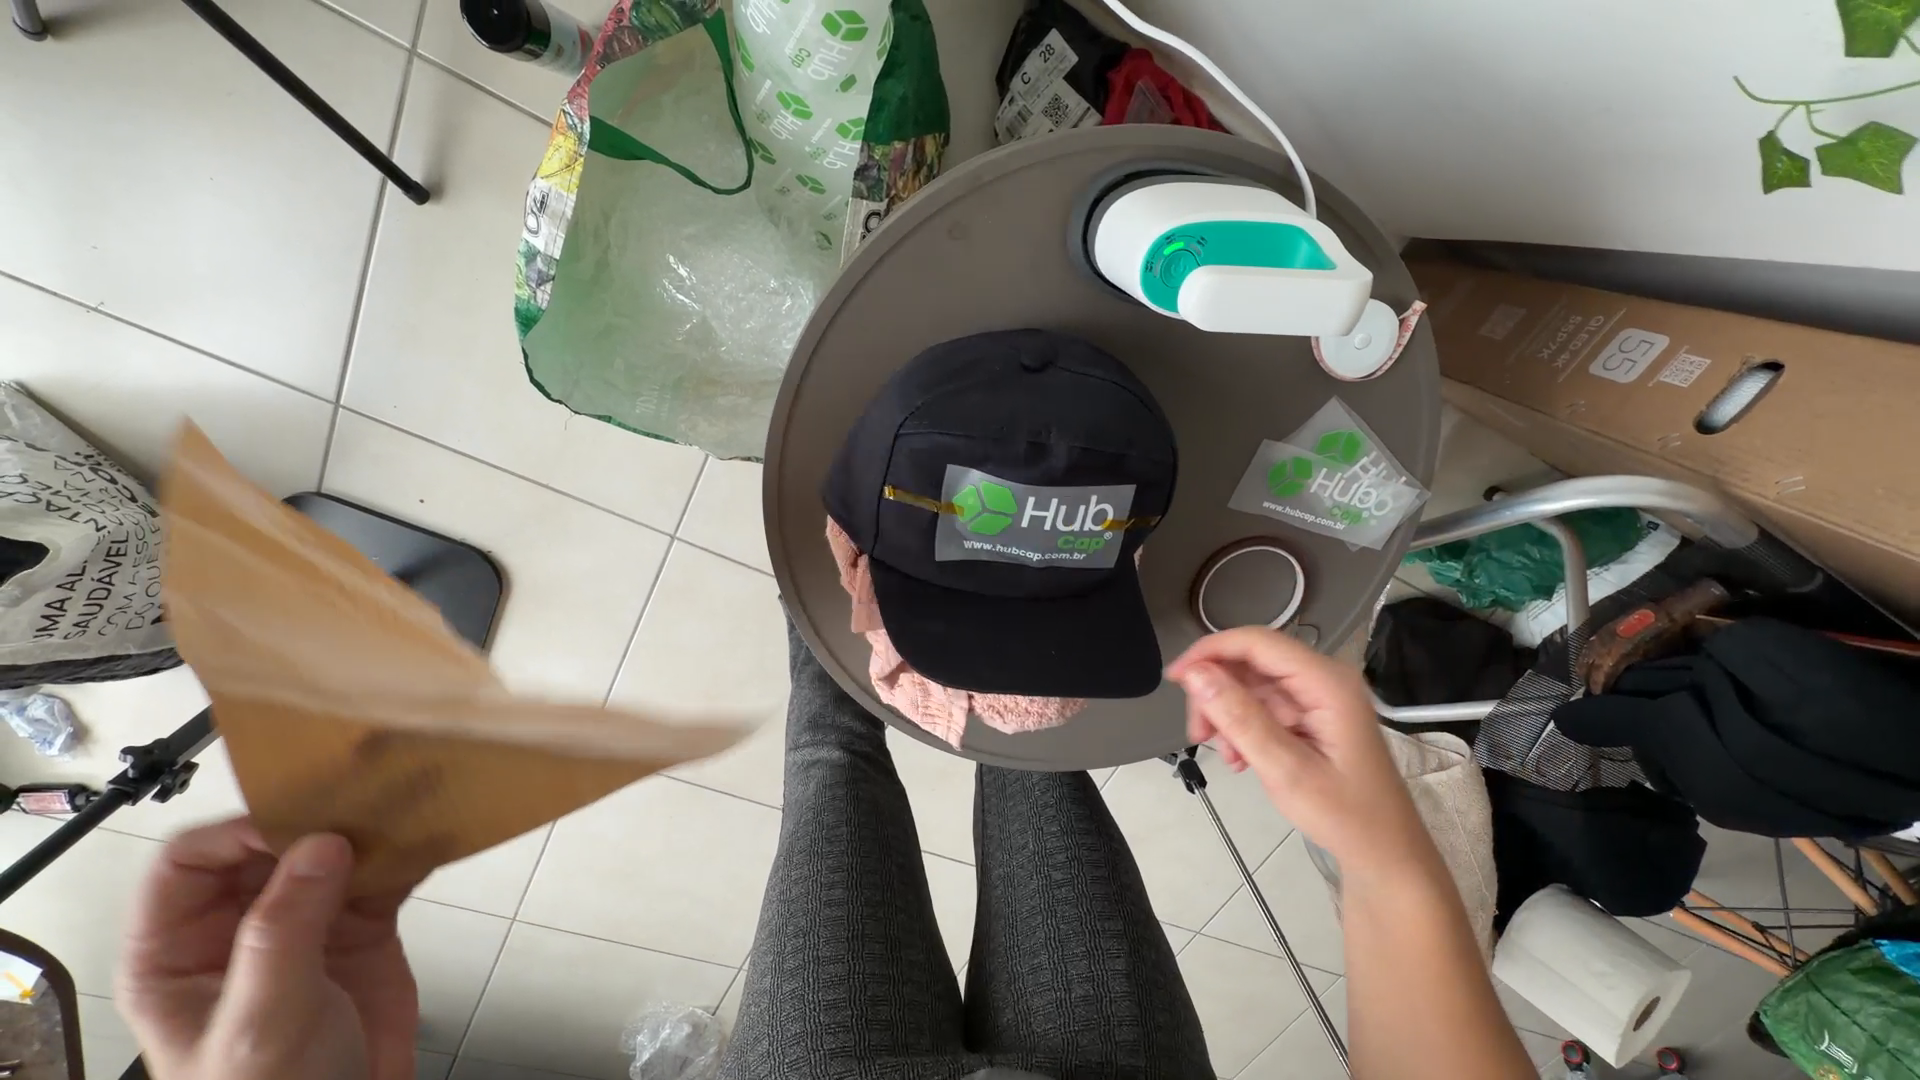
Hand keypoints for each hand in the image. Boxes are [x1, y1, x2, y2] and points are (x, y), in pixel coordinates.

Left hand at [117, 818, 418, 1079]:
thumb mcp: (264, 1019)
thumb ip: (284, 933)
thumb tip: (322, 844)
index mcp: (180, 949)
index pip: (190, 863)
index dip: (239, 833)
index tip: (304, 822)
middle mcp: (241, 925)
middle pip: (270, 845)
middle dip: (318, 817)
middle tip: (370, 795)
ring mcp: (308, 923)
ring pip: (334, 850)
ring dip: (373, 826)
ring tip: (411, 802)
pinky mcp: (364, 925)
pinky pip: (386, 873)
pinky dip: (412, 850)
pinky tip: (435, 833)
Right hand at [1167, 628, 1432, 876]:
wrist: (1384, 853)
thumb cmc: (1345, 815)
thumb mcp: (1286, 770)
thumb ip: (1240, 718)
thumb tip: (1195, 675)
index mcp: (1327, 682)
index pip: (1256, 642)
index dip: (1210, 652)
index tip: (1176, 680)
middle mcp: (1322, 678)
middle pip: (1250, 662)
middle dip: (1216, 692)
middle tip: (1198, 734)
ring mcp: (1316, 696)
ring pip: (1250, 684)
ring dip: (1225, 714)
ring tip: (1224, 755)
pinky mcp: (1310, 714)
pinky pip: (1261, 705)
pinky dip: (1241, 727)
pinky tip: (1239, 758)